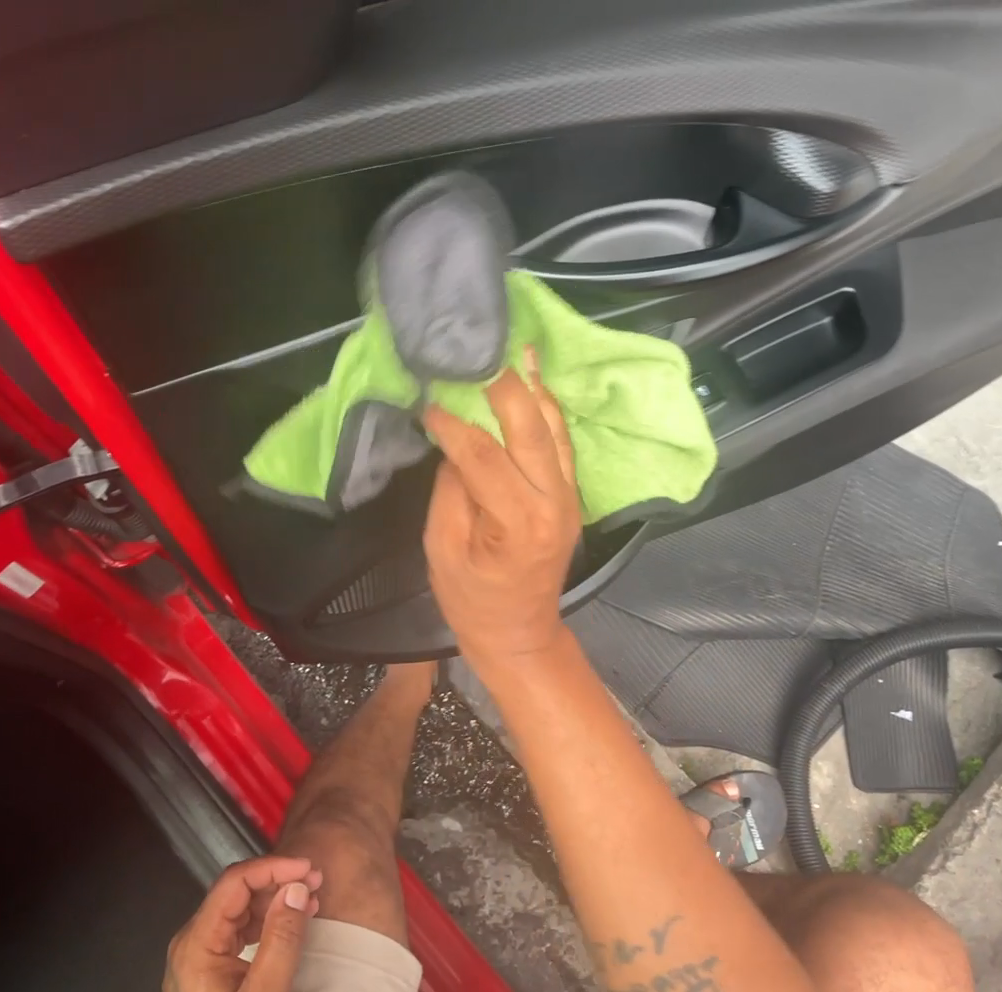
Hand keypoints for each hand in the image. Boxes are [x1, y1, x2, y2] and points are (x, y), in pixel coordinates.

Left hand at [158, 856, 322, 991]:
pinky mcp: (208, 973)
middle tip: (317, 882)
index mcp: (197, 943)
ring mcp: (197, 958)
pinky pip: (237, 933)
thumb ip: (281, 940)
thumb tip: (296, 887)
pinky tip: (289, 924)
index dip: (273, 868)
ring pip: (238, 911)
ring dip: (273, 901)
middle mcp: (192, 942)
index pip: (234, 883)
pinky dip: (265, 923)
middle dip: (276, 881)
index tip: (309, 869)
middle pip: (235, 893)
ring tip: (310, 900)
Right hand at [422, 348, 580, 670]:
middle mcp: (553, 503)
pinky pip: (561, 444)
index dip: (453, 425)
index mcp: (517, 523)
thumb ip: (451, 492)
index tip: (429, 403)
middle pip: (529, 430)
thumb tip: (454, 444)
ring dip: (533, 388)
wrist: (519, 633)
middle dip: (503, 387)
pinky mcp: (571, 497)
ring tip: (516, 348)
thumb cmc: (472, 600)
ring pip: (554, 430)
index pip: (483, 456)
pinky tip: (535, 383)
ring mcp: (569, 499)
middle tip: (476, 353)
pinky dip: (548, 411)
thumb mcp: (443, 550)